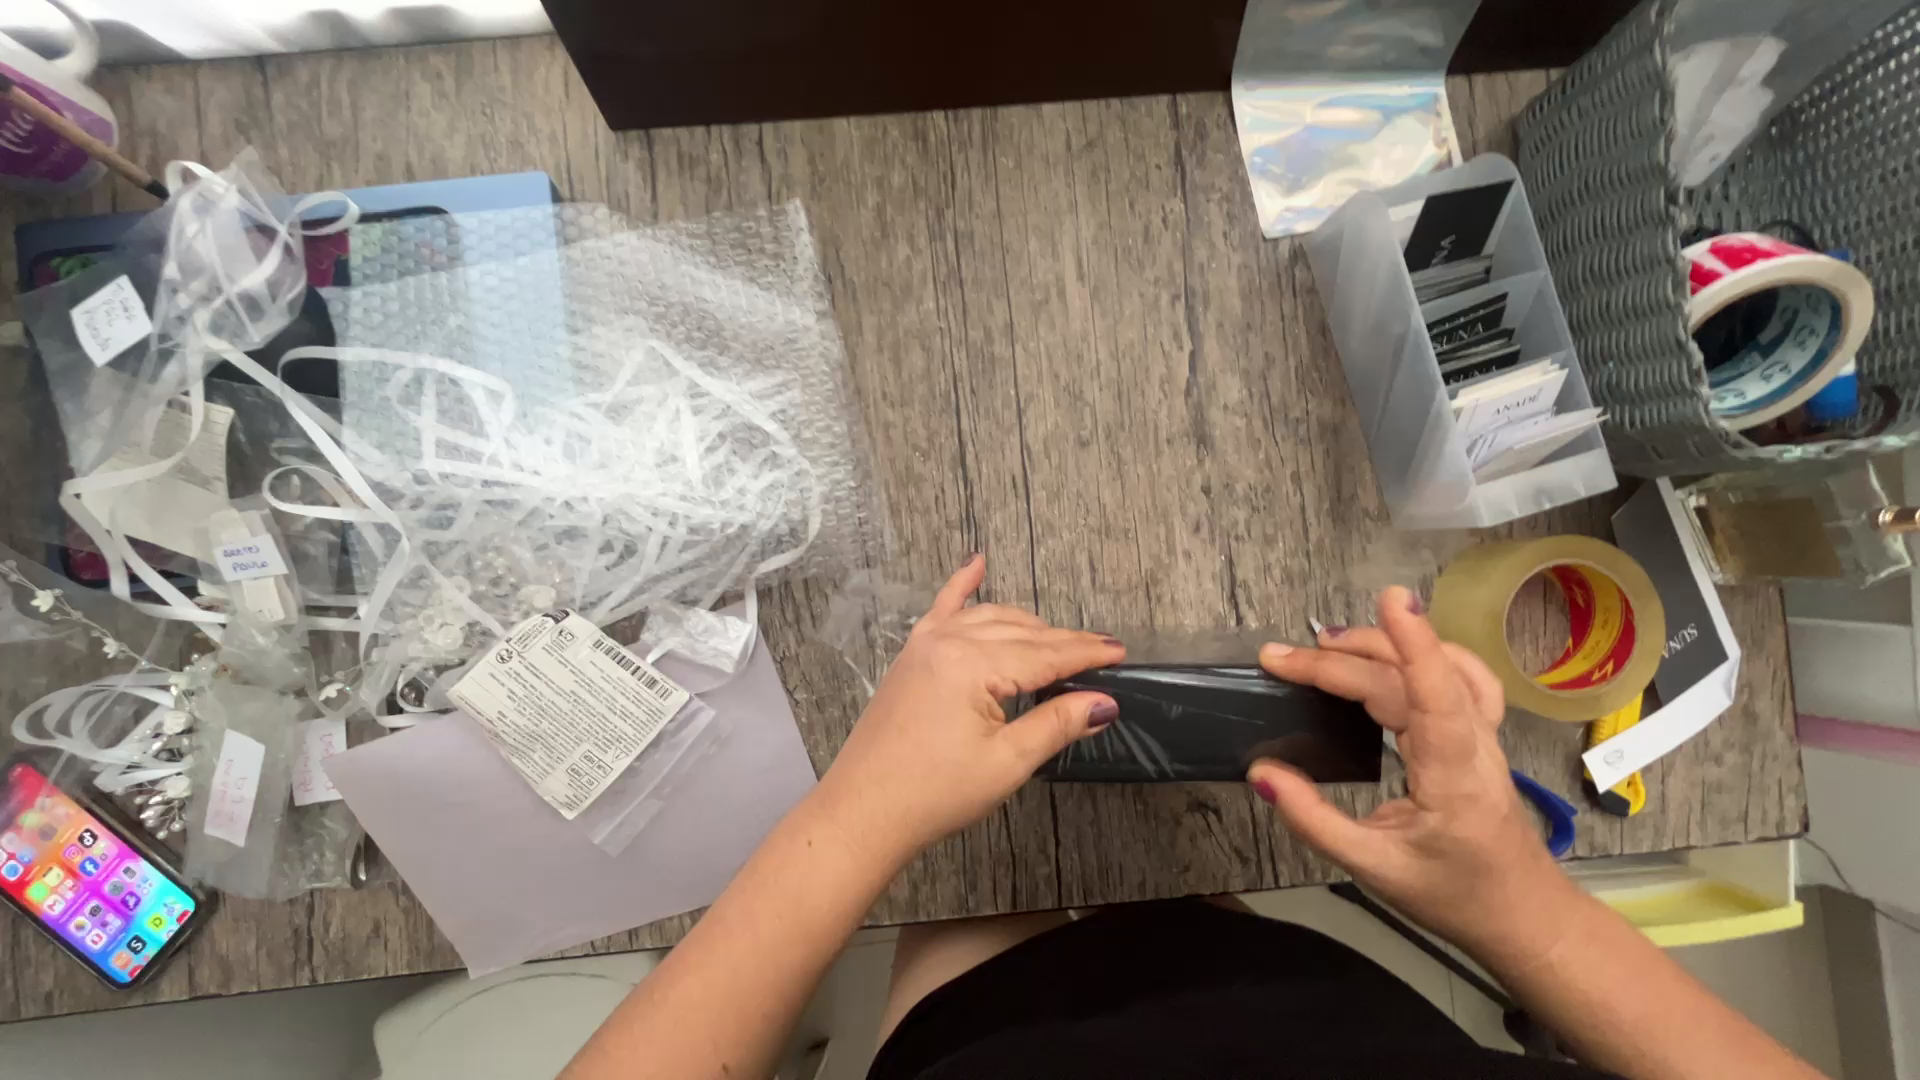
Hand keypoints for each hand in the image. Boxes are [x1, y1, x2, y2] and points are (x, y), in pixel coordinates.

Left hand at [812, 554, 1123, 866]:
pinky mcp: (912, 654)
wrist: (864, 811)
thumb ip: (1056, 724)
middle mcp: (949, 641)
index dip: (1086, 654)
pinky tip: (976, 564)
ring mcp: (926, 643)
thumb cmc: (934, 794)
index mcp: (973, 665)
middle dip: (1064, 642)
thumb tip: (1103, 703)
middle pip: (1022, 633)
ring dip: (1028, 626)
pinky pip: (942, 608)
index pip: (1046, 654)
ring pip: (990, 618)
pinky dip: (962, 585)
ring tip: (1061, 641)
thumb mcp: (1006, 763)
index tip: (1120, 653)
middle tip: (1101, 653)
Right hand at [1249, 586, 1576, 960]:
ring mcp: (1482, 734)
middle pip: (1408, 677)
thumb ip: (1314, 821)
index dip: (1414, 643)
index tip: (1391, 598)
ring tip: (1326, 643)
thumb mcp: (1374, 869)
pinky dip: (1419, 652)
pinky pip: (1457, 676)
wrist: (1525, 915)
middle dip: (1339, 658)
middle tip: (1278, 659)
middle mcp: (1474, 744)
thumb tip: (1262, 772)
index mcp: (1453, 777)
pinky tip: (1386, 652)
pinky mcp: (1477, 732)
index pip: (1435, 696)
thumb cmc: (1454, 895)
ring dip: (1383, 644)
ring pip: (1441, 666)